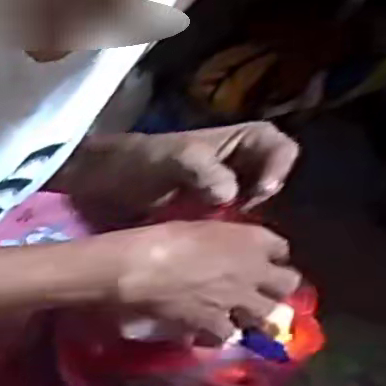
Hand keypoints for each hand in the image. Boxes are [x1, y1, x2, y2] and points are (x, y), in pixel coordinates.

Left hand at [65, 124, 300, 215]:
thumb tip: (229, 198)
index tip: (256, 196)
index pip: (282, 153)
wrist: (103, 181)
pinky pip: (221, 225)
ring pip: (246, 208)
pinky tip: (207, 245)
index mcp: (248, 140)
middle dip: (258, 203)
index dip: (275, 173)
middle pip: (268, 185)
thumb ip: (205, 173)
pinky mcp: (200, 216)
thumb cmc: (143, 160)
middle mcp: (243, 165)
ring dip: (240, 222)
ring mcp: (222, 192)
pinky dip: (218, 235)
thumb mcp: (176, 159)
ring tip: (224, 236)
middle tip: (238, 220)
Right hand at [106, 220, 301, 343]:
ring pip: (264, 314)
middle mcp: (255, 269)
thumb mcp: (199, 228)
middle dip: (273, 290)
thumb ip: (218, 242)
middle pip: (286, 284)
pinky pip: (225, 335)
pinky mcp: (211, 322)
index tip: (256, 263)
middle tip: (254, 296)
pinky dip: (217, 336)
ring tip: (235, 321)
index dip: (269, 259)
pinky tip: (204, 335)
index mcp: (254, 239)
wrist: (138, 268)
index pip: (280, 249)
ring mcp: (235, 299)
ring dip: (251, 317)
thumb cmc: (160, 240)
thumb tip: (214, 250)